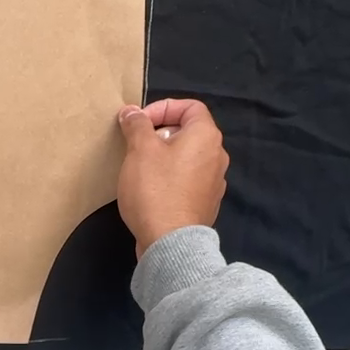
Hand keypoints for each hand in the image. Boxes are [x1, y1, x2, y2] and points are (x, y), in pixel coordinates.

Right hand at [115, 98, 228, 255]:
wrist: (170, 242)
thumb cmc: (155, 190)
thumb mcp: (139, 151)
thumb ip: (137, 126)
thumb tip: (132, 112)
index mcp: (206, 136)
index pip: (190, 106)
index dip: (163, 108)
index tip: (140, 123)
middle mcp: (217, 155)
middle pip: (189, 133)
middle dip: (161, 134)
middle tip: (136, 147)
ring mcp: (214, 183)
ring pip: (188, 159)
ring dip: (165, 158)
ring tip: (141, 170)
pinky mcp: (205, 205)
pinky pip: (188, 182)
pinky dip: (171, 180)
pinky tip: (152, 193)